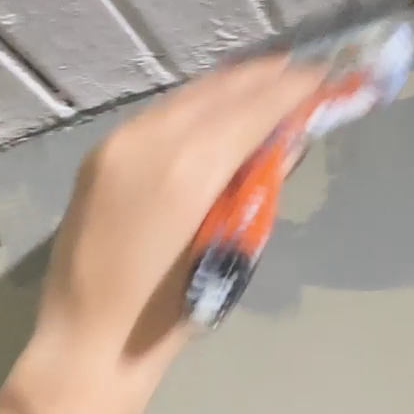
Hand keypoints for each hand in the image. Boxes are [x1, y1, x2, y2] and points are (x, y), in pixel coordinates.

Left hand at [30, 58, 325, 388]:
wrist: (88, 340)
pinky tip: (214, 114)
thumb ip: (255, 189)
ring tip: (266, 85)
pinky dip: (195, 109)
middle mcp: (150, 140)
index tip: (325, 75)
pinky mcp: (99, 155)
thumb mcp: (229, 252)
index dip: (293, 89)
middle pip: (219, 92)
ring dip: (229, 89)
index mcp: (189, 168)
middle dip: (264, 79)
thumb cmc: (169, 315)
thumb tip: (283, 144)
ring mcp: (118, 143)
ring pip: (185, 99)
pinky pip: (159, 117)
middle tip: (303, 72)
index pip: (253, 109)